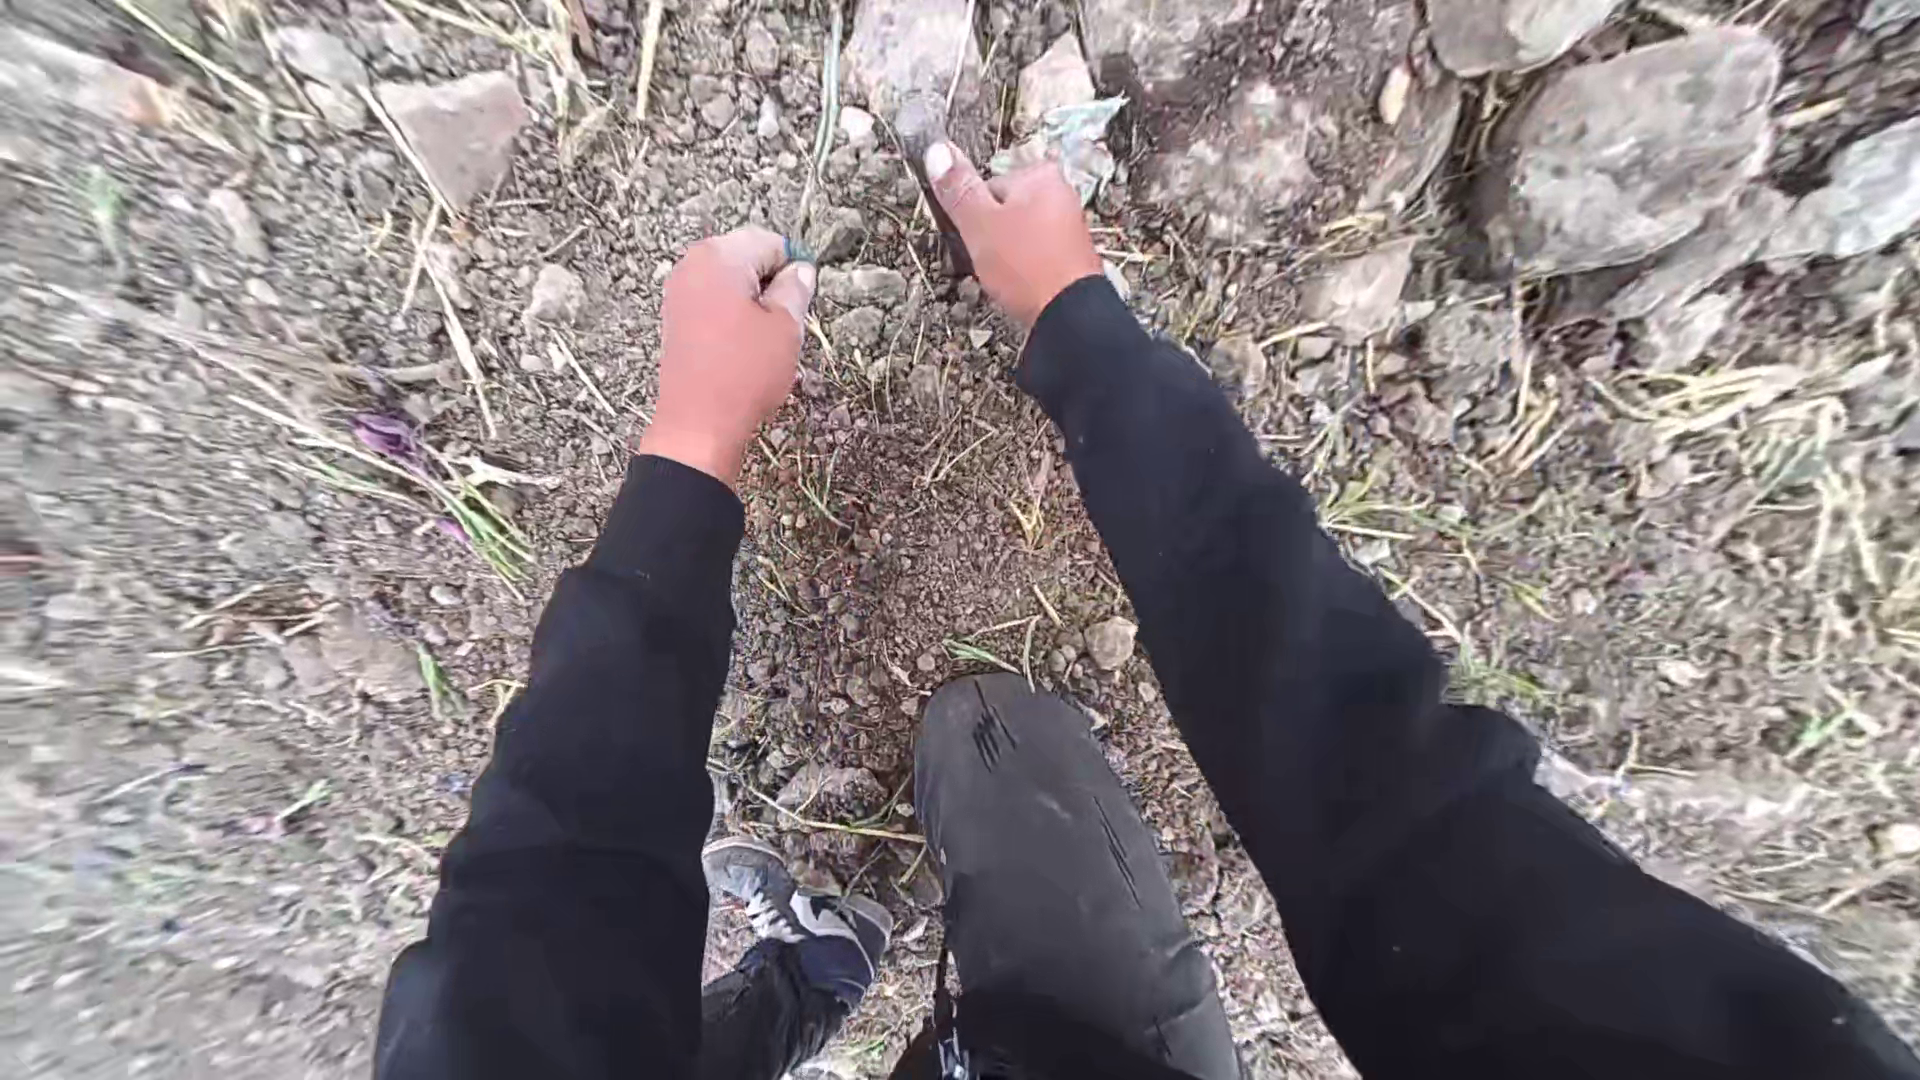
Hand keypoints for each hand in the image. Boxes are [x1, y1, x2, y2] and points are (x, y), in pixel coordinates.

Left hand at [637, 227, 815, 487]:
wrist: (700, 423)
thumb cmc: (746, 372)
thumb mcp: (785, 328)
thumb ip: (796, 290)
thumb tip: (802, 270)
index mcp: (720, 257)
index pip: (769, 242)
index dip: (795, 268)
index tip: (805, 301)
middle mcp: (692, 265)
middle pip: (746, 260)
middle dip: (773, 287)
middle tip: (789, 326)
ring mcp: (680, 294)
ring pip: (732, 286)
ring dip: (756, 307)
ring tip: (770, 344)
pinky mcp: (677, 322)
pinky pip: (715, 307)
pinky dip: (737, 321)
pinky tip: (749, 352)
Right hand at [924, 142, 1102, 327]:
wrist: (1069, 316)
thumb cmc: (1027, 267)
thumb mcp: (980, 225)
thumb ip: (958, 189)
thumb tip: (936, 151)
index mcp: (1041, 176)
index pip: (988, 186)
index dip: (973, 217)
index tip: (973, 238)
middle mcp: (1061, 196)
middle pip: (1006, 214)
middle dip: (992, 240)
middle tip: (990, 265)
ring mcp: (1069, 231)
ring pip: (1020, 241)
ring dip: (1007, 261)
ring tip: (1006, 282)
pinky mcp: (1072, 263)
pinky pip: (1036, 262)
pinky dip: (1025, 275)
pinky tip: (1021, 291)